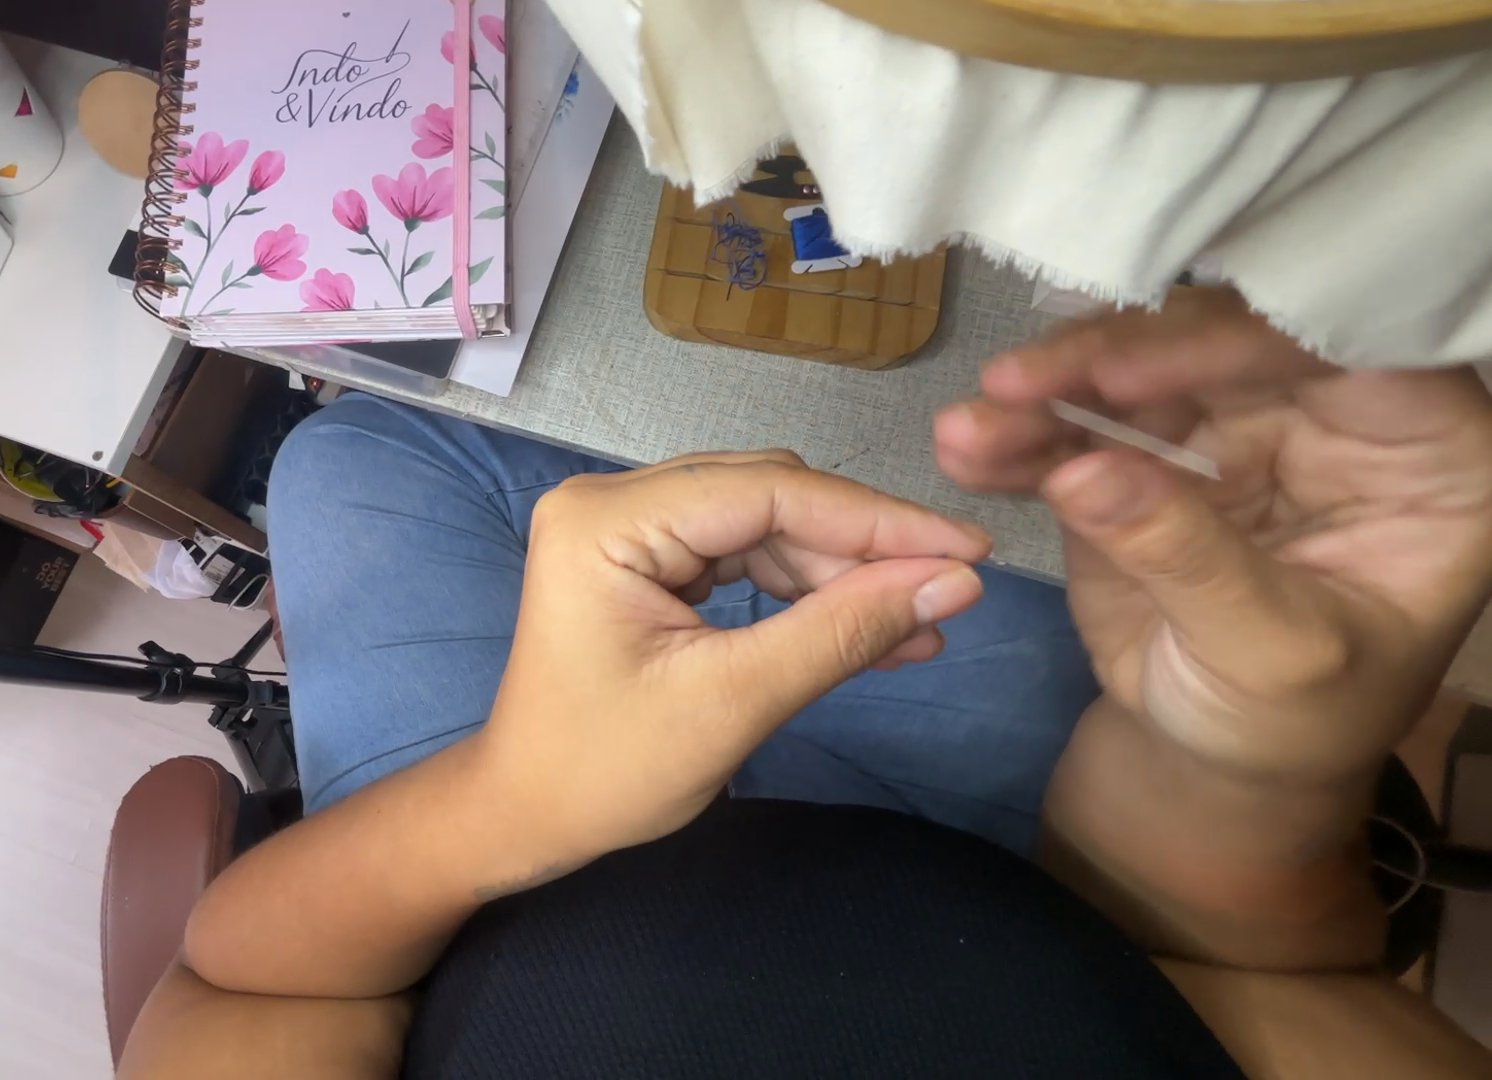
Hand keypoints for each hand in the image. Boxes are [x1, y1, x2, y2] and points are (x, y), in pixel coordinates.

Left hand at [473, 451, 991, 871]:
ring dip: (834, 573)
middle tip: (948, 589)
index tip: (968, 549)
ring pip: (757, 525)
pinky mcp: (639, 557)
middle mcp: (606, 502)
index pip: (764, 491)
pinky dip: (796, 589)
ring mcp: (620, 527)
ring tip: (917, 621)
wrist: (530, 810)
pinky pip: (735, 555)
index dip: (874, 518)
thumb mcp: (731, 702)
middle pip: (762, 498)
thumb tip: (954, 580)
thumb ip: (842, 631)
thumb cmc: (608, 771)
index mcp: (604, 521)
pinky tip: (863, 624)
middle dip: (857, 547)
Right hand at [935, 290, 1491, 785]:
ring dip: (1033, 406)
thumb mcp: (1269, 650)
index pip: (1340, 359)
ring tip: (962, 429)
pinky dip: (1009, 450)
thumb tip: (1082, 474)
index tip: (1120, 376)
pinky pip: (1061, 444)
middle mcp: (1307, 427)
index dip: (1231, 349)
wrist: (1209, 745)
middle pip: (1203, 358)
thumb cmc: (1290, 712)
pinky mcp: (1121, 473)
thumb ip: (1188, 558)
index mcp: (1411, 456)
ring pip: (1115, 392)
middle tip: (1009, 382)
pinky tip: (960, 457)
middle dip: (1098, 363)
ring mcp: (1205, 445)